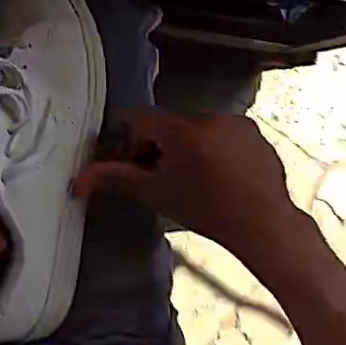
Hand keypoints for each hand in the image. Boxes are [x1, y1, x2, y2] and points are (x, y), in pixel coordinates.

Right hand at [73, 108, 309, 256]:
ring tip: (191, 179)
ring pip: (192, 128)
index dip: (129, 140)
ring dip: (183, 147)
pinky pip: (219, 132)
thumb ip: (115, 179)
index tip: (135, 163)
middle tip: (160, 177)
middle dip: (157, 147)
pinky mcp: (254, 133)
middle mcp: (210, 117)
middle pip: (165, 124)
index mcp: (183, 130)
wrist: (265, 227)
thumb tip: (80, 180)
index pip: (138, 117)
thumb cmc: (207, 211)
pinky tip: (216, 177)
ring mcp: (236, 123)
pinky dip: (210, 148)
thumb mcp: (155, 194)